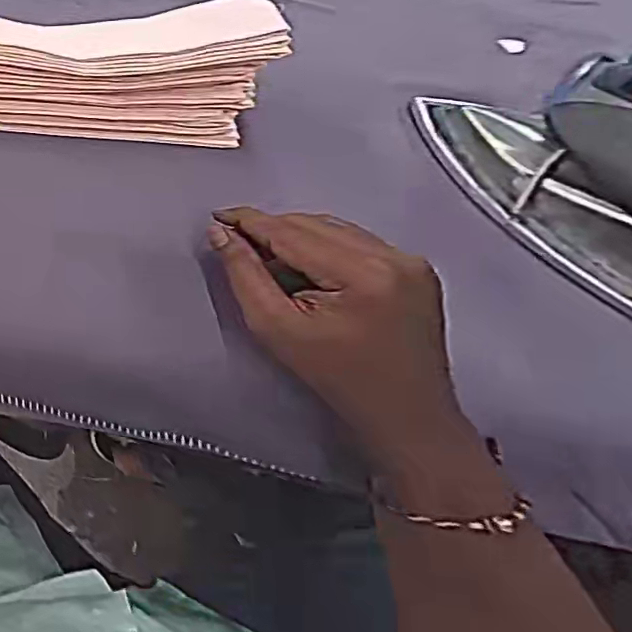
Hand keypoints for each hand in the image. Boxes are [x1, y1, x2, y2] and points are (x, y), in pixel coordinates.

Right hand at [207, 208, 472, 467]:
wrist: (405, 415)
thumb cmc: (334, 377)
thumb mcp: (275, 327)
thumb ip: (244, 274)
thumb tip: (221, 232)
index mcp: (363, 272)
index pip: (290, 231)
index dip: (248, 221)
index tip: (217, 217)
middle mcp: (393, 256)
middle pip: (311, 224)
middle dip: (270, 231)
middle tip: (238, 247)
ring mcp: (410, 260)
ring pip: (331, 228)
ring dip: (295, 237)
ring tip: (271, 264)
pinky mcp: (415, 269)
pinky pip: (354, 240)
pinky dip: (322, 247)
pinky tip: (307, 272)